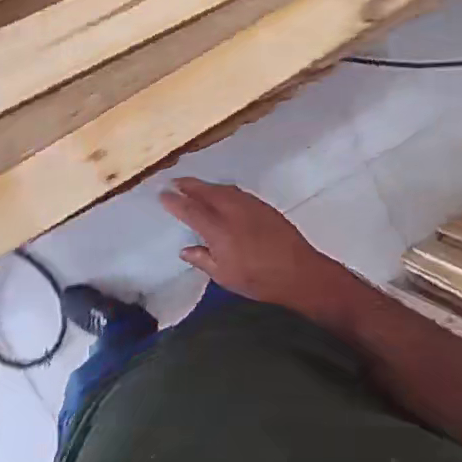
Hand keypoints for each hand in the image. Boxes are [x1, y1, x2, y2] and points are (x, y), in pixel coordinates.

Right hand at [159, 178, 361, 320]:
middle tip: (176, 182)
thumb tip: (186, 250)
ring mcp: (250, 206)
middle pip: (206, 192)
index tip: (163, 195)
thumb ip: (203, 260)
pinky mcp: (264, 207)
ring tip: (195, 186)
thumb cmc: (258, 280)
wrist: (299, 272)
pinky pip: (238, 192)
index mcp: (218, 230)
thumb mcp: (225, 276)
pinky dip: (224, 190)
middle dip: (189, 185)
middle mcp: (232, 212)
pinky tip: (223, 194)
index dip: (175, 201)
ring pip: (223, 189)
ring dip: (207, 185)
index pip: (190, 210)